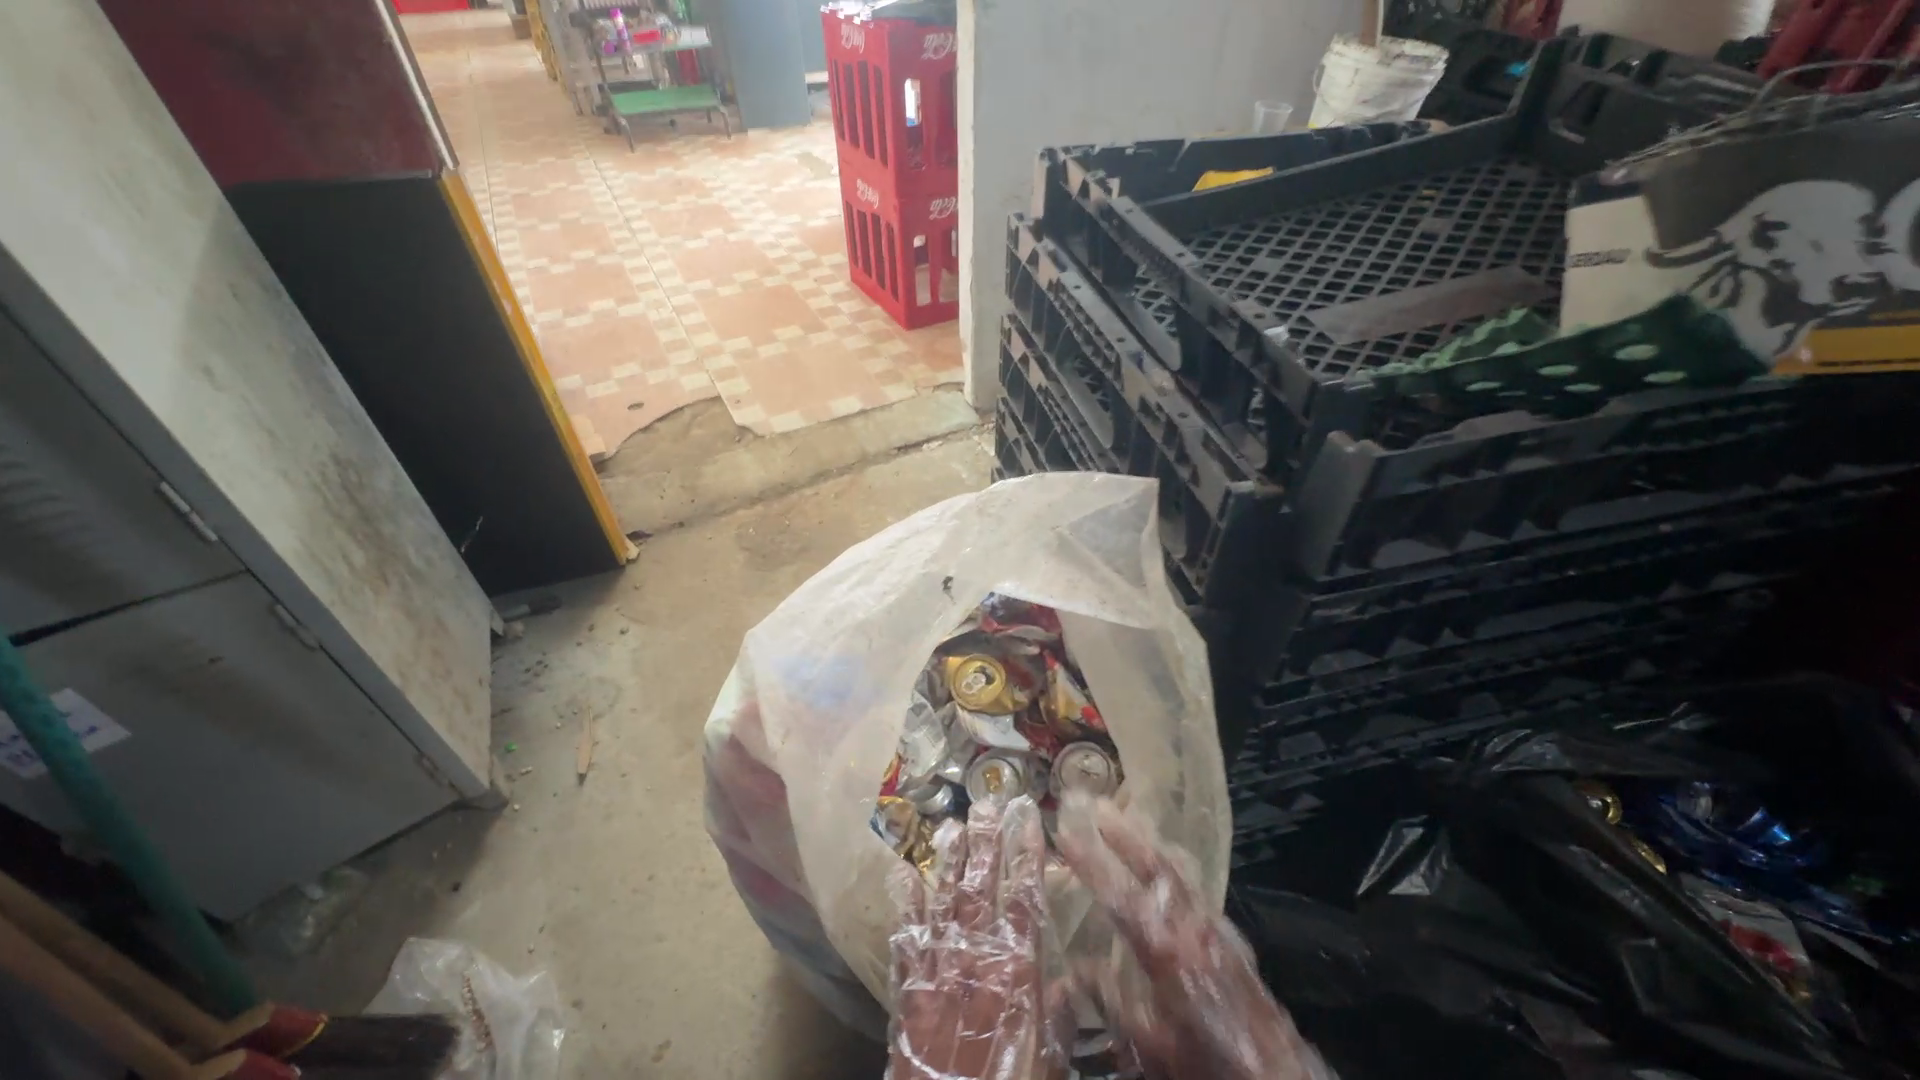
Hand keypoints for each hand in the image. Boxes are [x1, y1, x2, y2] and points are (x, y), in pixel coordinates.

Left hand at [887, 797, 1059, 1079]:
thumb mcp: (1049, 1055)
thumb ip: (1058, 1013)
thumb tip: (1069, 981)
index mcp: (1015, 969)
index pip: (1024, 897)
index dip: (1026, 854)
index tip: (1027, 818)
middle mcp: (975, 956)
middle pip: (980, 886)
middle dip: (986, 842)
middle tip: (986, 802)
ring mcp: (937, 966)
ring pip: (942, 899)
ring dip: (947, 860)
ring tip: (950, 824)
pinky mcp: (909, 985)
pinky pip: (905, 933)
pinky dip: (903, 901)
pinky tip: (901, 871)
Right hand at [1055, 795, 1332, 1079]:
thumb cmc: (1207, 1064)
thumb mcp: (1149, 1049)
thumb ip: (1111, 1003)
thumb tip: (1073, 970)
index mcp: (1168, 952)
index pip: (1121, 894)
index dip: (1091, 860)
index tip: (1065, 830)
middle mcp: (1194, 928)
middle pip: (1156, 865)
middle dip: (1122, 831)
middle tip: (1092, 802)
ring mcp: (1217, 929)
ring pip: (1180, 870)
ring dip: (1148, 840)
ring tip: (1123, 816)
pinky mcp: (1232, 939)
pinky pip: (1195, 886)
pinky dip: (1171, 863)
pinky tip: (1162, 863)